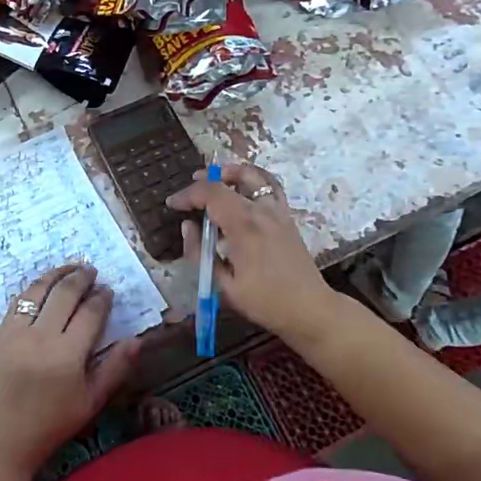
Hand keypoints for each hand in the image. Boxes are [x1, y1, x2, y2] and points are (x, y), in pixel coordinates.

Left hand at [0, 264, 141, 473]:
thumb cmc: (51, 426)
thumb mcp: (91, 402)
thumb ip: (115, 368)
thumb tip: (137, 340)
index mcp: (67, 356)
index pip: (90, 313)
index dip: (102, 298)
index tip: (109, 290)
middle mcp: (40, 339)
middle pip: (64, 295)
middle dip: (80, 278)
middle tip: (92, 271)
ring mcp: (15, 335)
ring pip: (37, 292)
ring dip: (55, 275)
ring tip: (70, 268)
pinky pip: (17, 303)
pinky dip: (33, 290)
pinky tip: (43, 287)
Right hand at [168, 163, 339, 340]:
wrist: (308, 308)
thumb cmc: (264, 301)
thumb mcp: (223, 285)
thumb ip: (200, 253)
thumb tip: (187, 226)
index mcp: (244, 225)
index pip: (210, 193)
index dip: (187, 195)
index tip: (172, 204)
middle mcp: (262, 210)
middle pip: (230, 179)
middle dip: (205, 181)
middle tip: (189, 193)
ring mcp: (278, 210)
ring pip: (255, 175)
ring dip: (232, 172)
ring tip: (216, 180)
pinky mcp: (287, 217)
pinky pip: (270, 186)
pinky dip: (253, 181)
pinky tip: (243, 193)